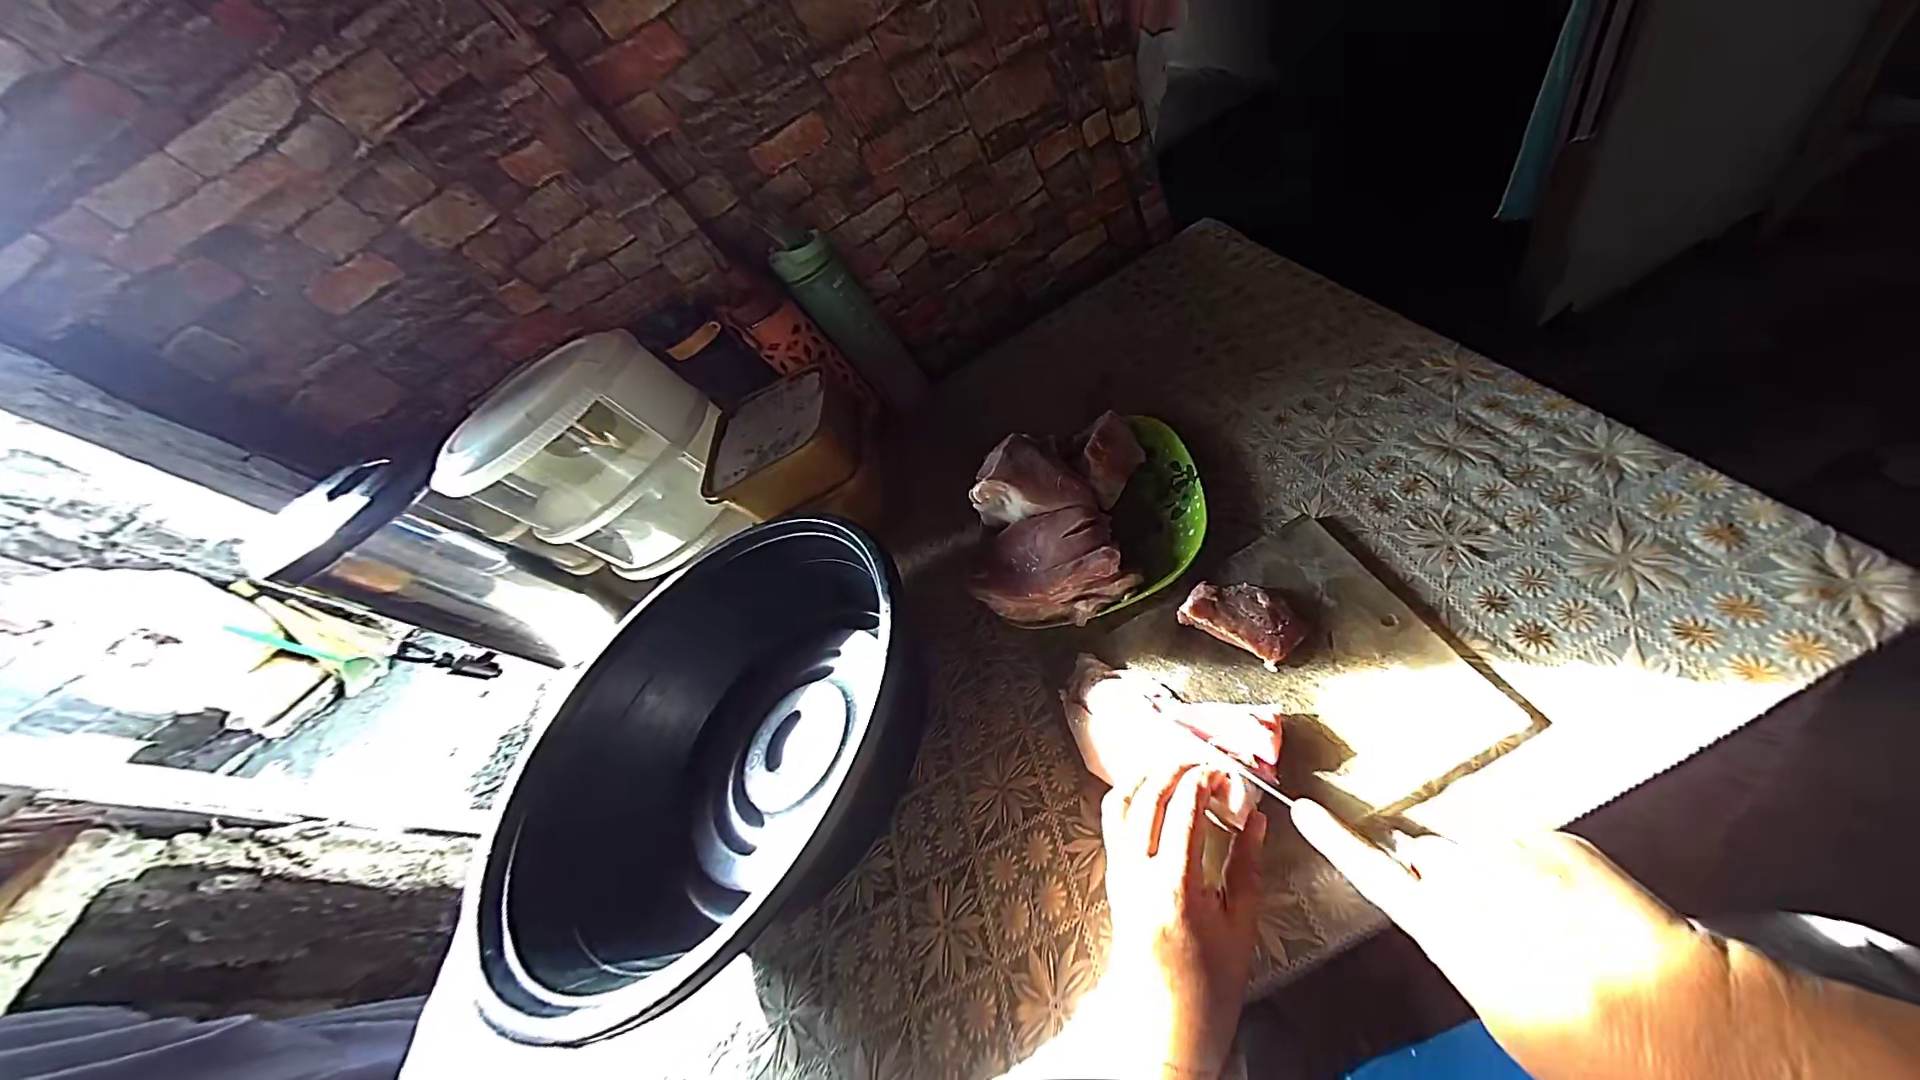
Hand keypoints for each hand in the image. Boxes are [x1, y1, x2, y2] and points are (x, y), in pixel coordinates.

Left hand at [1098, 764, 1265, 1079]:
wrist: (1161, 1021)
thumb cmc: (1208, 985)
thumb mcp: (1241, 927)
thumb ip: (1246, 865)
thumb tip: (1254, 819)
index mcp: (1174, 886)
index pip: (1182, 810)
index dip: (1202, 780)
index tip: (1221, 770)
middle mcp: (1137, 871)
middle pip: (1146, 796)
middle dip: (1173, 768)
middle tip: (1200, 761)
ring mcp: (1118, 870)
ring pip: (1120, 800)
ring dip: (1146, 776)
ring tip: (1174, 768)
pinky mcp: (1112, 873)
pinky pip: (1114, 819)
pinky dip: (1131, 794)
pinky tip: (1152, 793)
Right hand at [1289, 800, 1792, 1078]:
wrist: (1720, 1042)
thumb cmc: (1614, 1058)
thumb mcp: (1513, 1020)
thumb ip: (1461, 949)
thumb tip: (1438, 908)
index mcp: (1463, 951)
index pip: (1380, 880)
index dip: (1337, 843)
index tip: (1306, 811)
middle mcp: (1481, 900)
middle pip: (1436, 861)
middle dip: (1454, 875)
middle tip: (1504, 915)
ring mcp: (1522, 869)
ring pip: (1481, 853)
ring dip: (1504, 875)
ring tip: (1554, 918)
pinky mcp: (1562, 846)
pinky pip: (1528, 845)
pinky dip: (1545, 866)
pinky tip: (1579, 905)